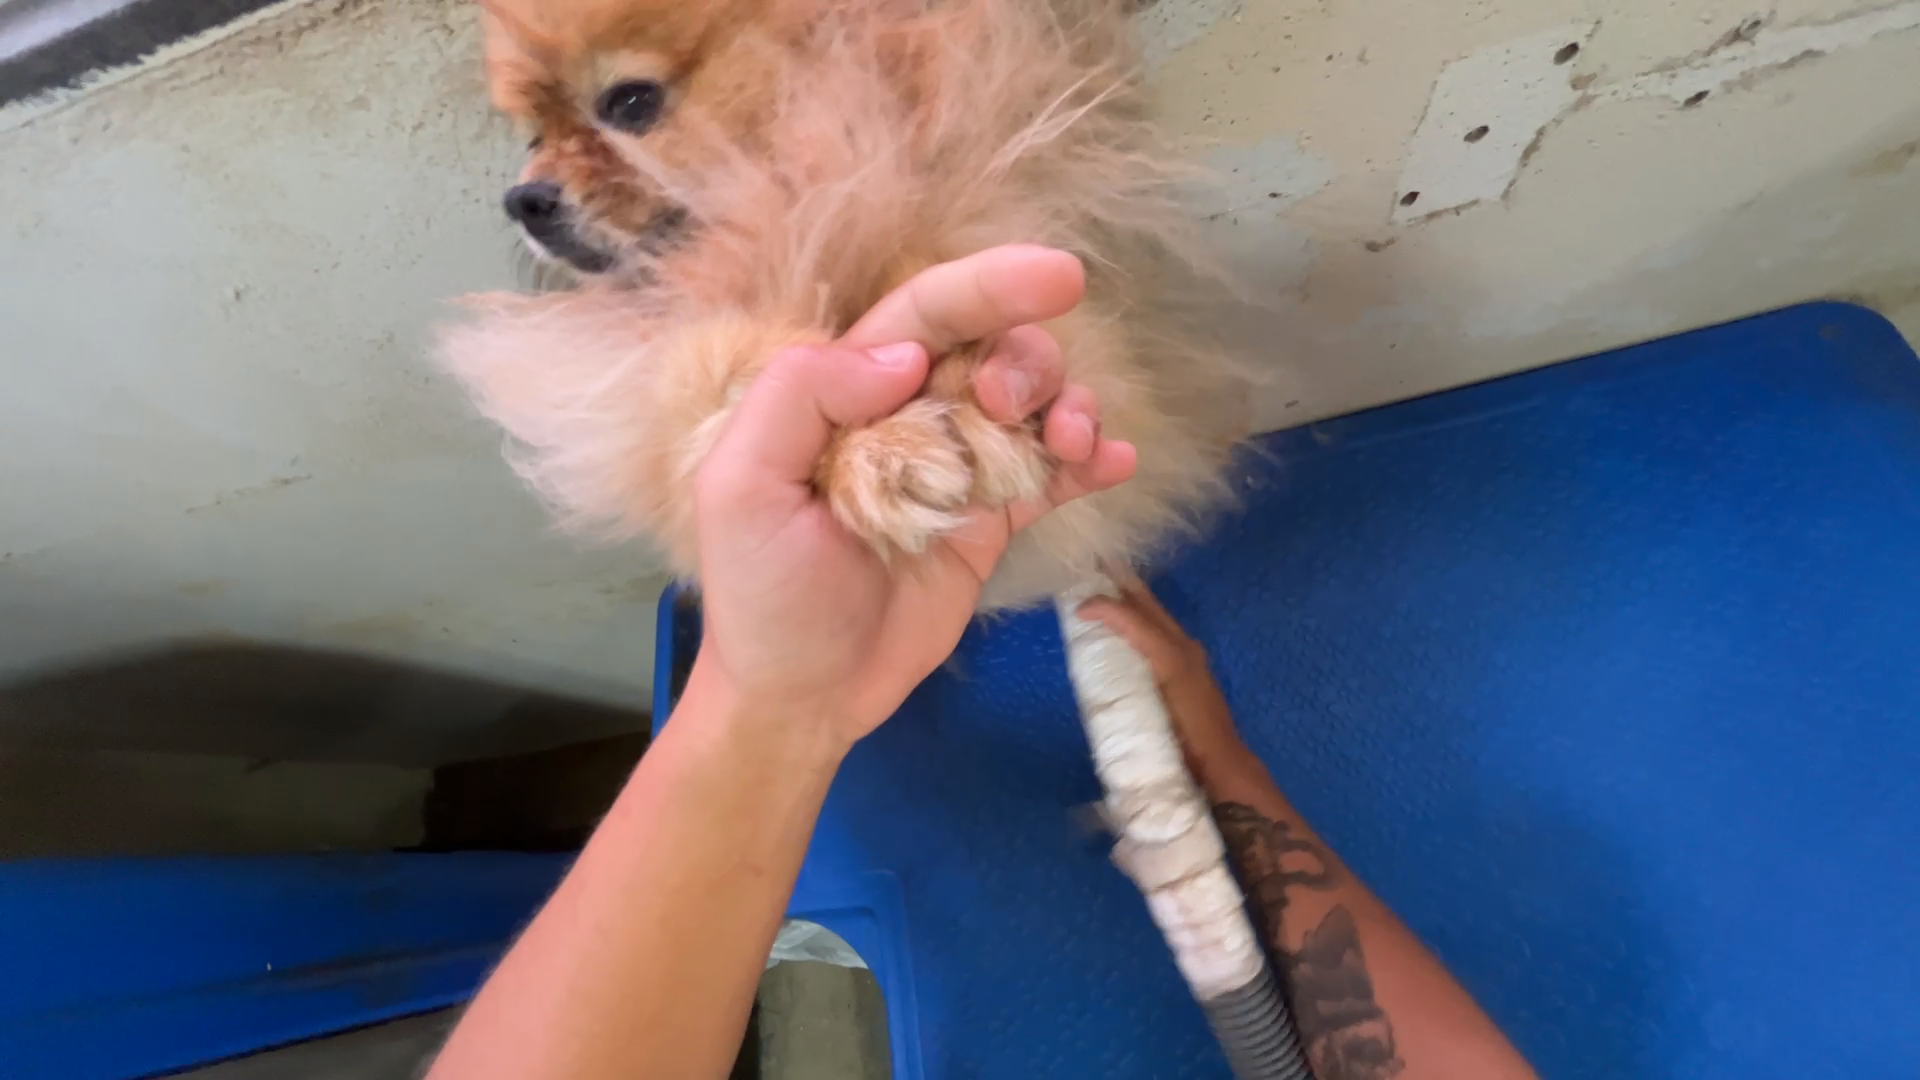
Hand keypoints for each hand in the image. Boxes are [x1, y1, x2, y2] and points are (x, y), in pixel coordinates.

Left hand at [687, 245, 1137, 750]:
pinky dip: (1088, 462)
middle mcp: (910, 420)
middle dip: (1024, 361)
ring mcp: (956, 473)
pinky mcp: (988, 525)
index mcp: (850, 395)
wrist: (808, 689)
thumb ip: (803, 396)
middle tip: (1010, 407)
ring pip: (1031, 409)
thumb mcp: (745, 485)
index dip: (990, 286)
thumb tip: (904, 355)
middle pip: (992, 354)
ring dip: (1068, 406)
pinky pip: (1048, 477)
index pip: (925, 316)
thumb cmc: (764, 590)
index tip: (1060, 278)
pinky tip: (1115, 462)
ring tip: (1074, 440)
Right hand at [1076, 576, 1256, 787]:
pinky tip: (1129, 623)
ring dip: (1132, 598)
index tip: (1077, 608)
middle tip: (1097, 565)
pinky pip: (1162, 629)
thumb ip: (1121, 691)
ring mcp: (1190, 654)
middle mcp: (1182, 646)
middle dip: (1122, 584)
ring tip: (1109, 585)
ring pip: (1157, 615)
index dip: (1105, 607)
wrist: (1222, 763)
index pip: (1134, 618)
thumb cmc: (1183, 741)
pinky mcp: (1191, 665)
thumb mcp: (1147, 713)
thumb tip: (1103, 687)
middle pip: (1149, 605)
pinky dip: (1142, 617)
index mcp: (1170, 655)